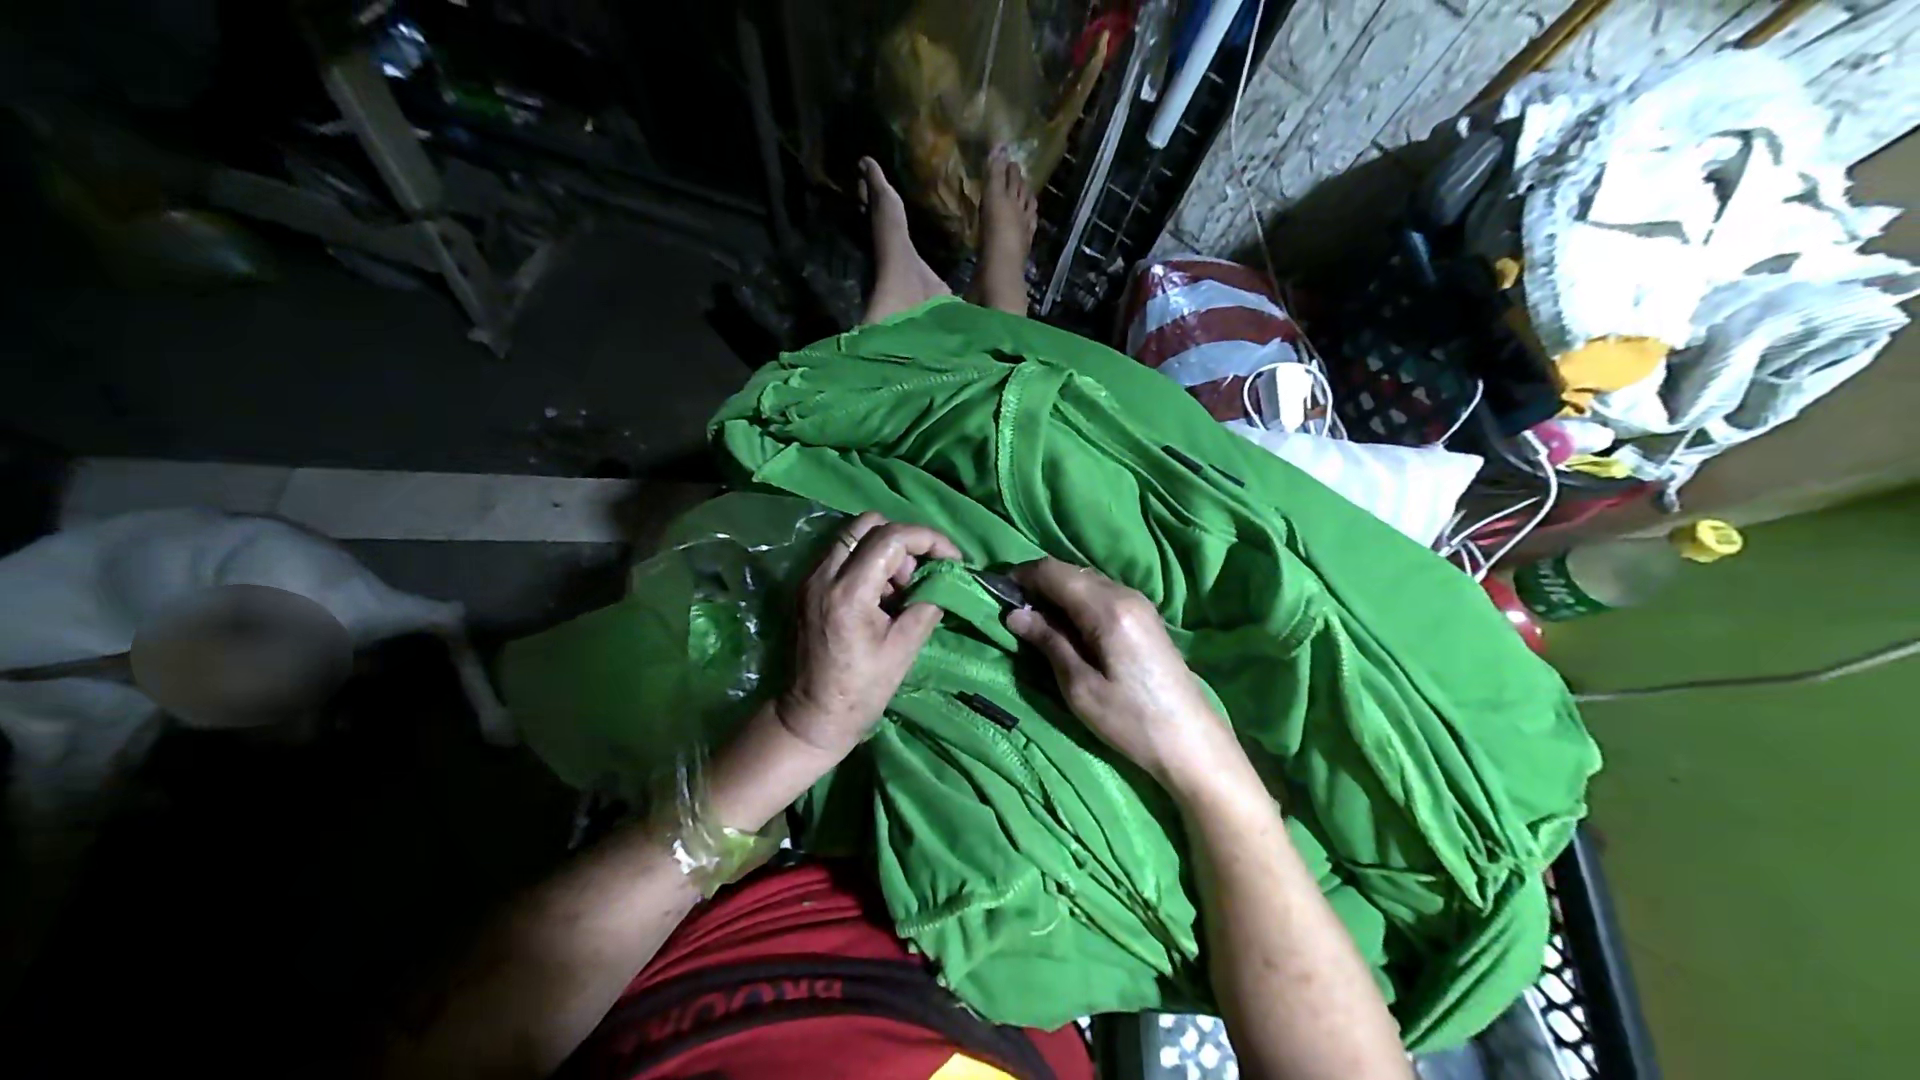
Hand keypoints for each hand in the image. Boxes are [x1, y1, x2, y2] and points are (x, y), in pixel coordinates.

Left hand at [775, 512, 961, 756]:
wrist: (811, 716)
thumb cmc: (861, 691)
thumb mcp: (904, 650)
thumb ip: (926, 606)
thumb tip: (941, 581)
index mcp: (849, 592)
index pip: (892, 538)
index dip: (928, 540)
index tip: (951, 559)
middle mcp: (824, 575)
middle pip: (868, 524)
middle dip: (904, 541)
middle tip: (919, 575)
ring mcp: (811, 579)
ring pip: (853, 536)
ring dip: (884, 550)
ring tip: (900, 589)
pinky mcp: (807, 587)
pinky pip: (842, 554)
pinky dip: (867, 561)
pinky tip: (880, 596)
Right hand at [1004, 558, 1244, 792]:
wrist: (1192, 743)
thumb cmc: (1132, 721)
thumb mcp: (1080, 687)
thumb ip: (1048, 642)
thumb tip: (1014, 612)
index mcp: (1108, 609)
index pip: (1054, 571)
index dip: (1022, 576)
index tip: (997, 594)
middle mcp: (1125, 594)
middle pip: (1070, 572)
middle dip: (1038, 585)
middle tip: (1013, 614)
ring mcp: (1139, 603)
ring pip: (1085, 582)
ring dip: (1057, 594)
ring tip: (1035, 624)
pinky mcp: (1145, 617)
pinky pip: (1101, 595)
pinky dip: (1076, 603)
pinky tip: (1067, 629)